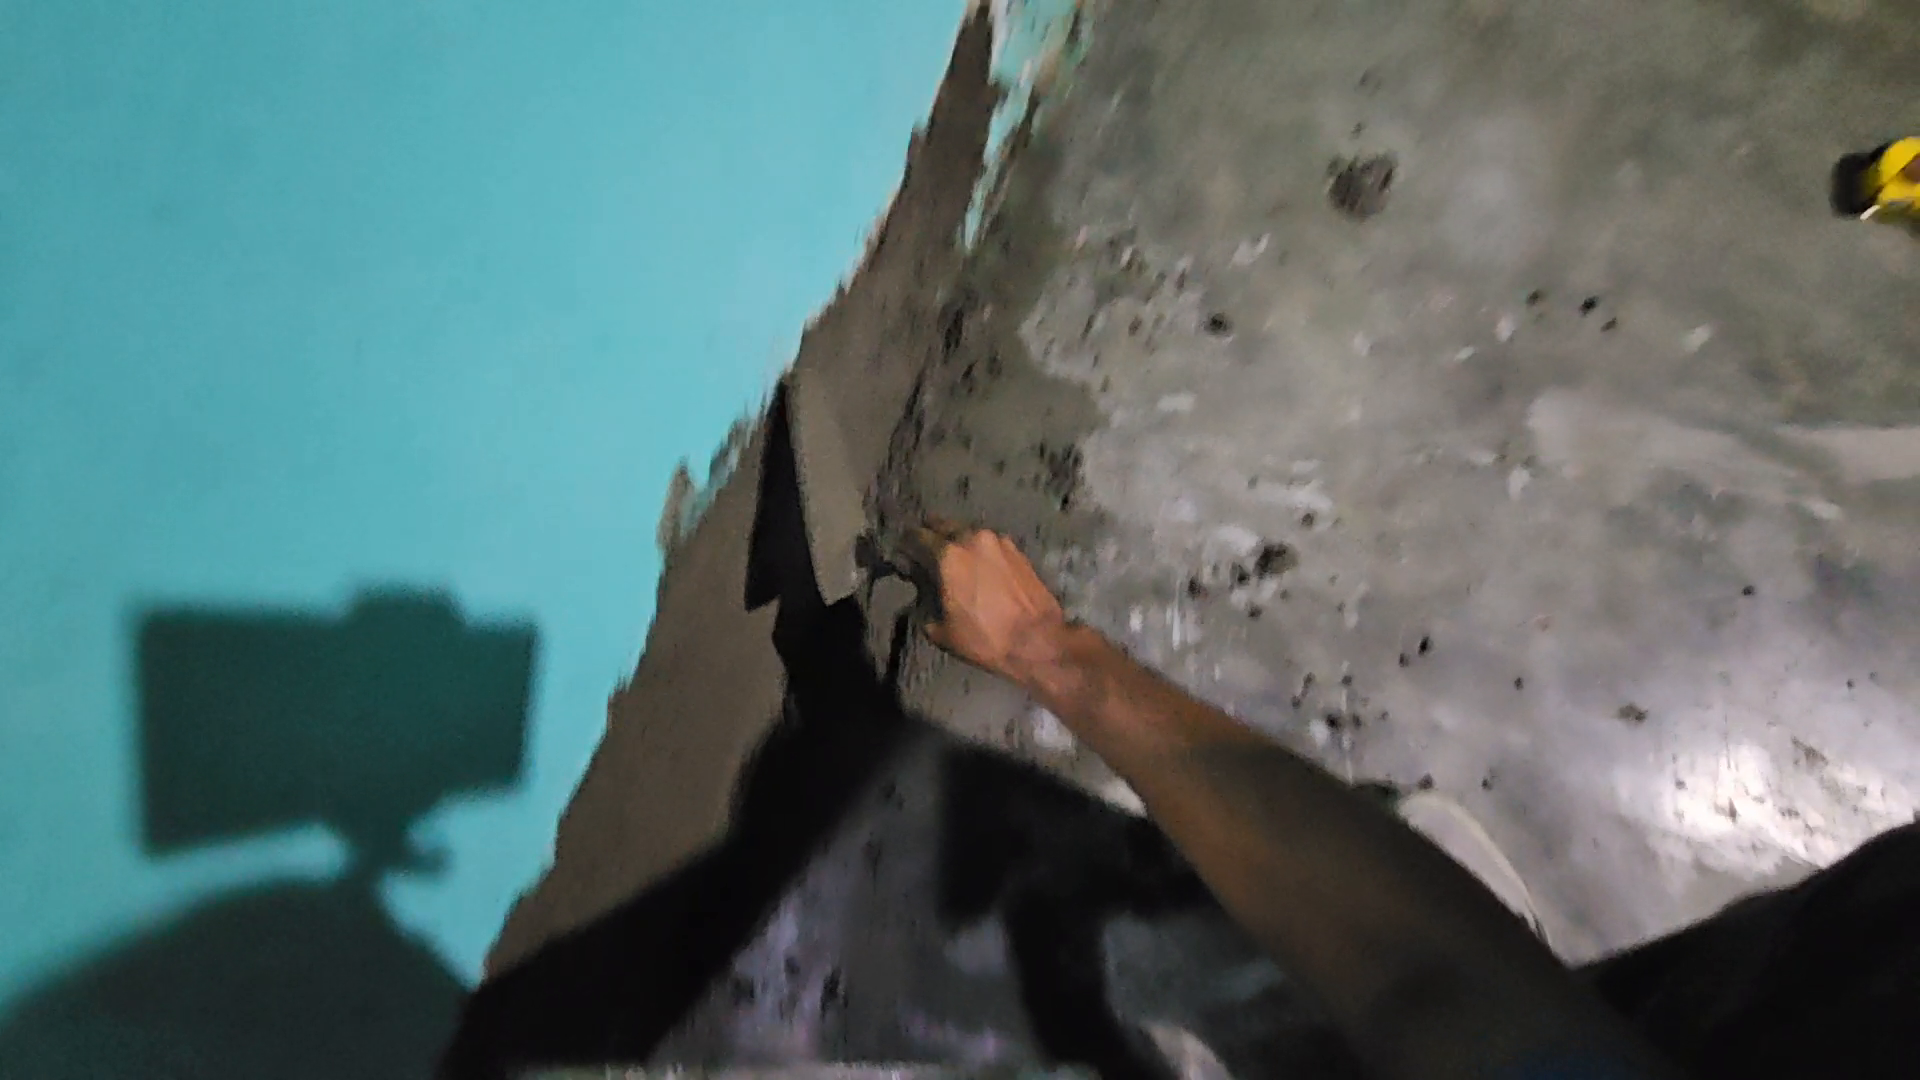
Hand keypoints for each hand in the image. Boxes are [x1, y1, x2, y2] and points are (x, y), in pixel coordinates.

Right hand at [916, 523, 1068, 688]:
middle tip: (928, 559)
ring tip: (957, 566)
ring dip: (957, 544)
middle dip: (931, 538)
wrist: (1039, 641)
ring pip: (968, 534)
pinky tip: (982, 572)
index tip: (904, 559)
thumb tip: (921, 591)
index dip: (905, 547)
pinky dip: (979, 552)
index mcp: (948, 555)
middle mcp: (972, 538)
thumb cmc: (985, 639)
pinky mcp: (1017, 550)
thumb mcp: (940, 631)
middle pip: (942, 526)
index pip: (915, 536)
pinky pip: (989, 544)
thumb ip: (923, 603)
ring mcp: (999, 540)